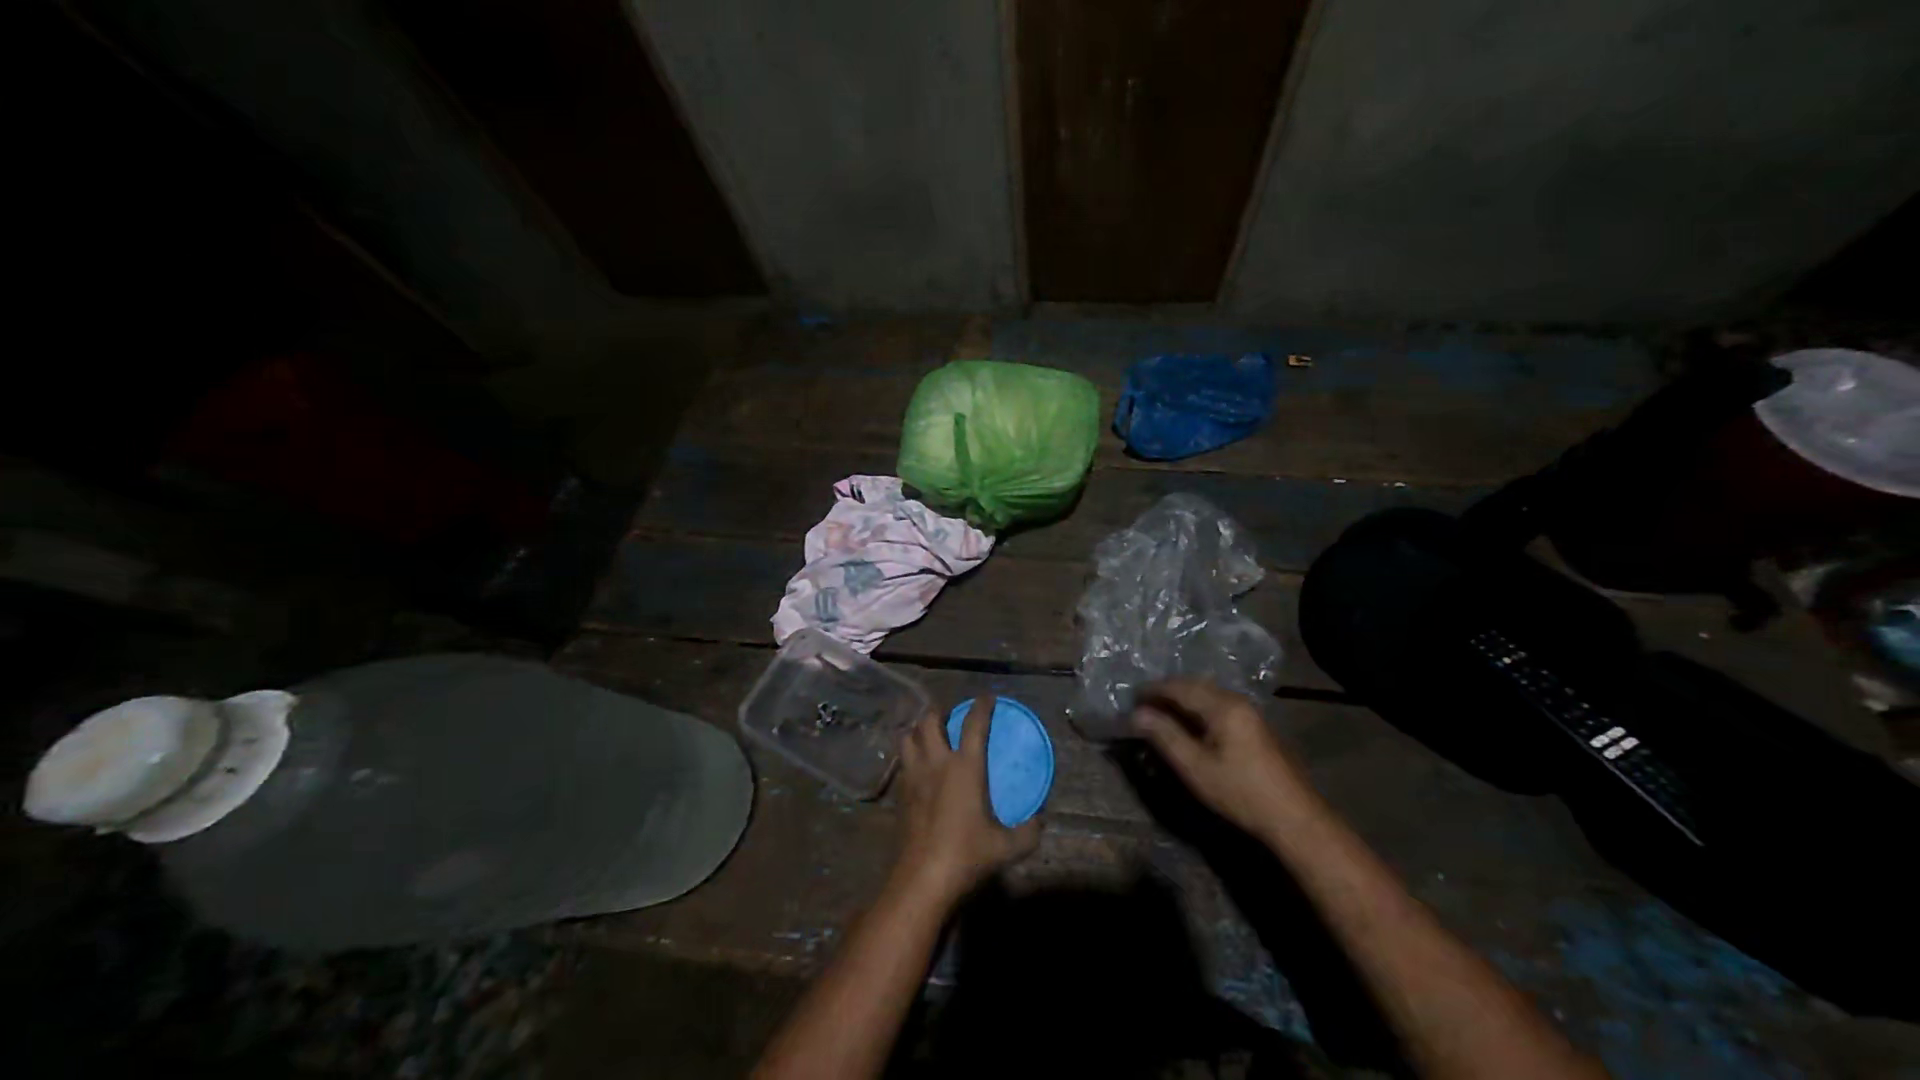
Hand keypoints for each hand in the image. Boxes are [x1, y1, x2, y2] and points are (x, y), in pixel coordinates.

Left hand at [892, 695, 1040, 903]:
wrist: (923, 877)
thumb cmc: (967, 855)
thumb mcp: (1008, 847)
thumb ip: (1028, 831)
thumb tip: (1041, 821)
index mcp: (965, 766)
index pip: (974, 724)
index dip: (981, 705)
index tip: (987, 697)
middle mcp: (936, 762)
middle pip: (930, 720)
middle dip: (939, 710)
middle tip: (950, 714)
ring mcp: (913, 775)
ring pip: (908, 736)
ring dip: (917, 728)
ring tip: (927, 733)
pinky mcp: (899, 792)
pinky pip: (901, 760)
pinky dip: (908, 753)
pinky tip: (917, 765)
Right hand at [1130, 679, 1320, 837]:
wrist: (1294, 817)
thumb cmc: (1240, 792)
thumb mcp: (1195, 767)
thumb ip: (1165, 736)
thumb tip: (1136, 714)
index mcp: (1223, 706)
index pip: (1180, 687)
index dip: (1153, 690)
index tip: (1130, 697)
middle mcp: (1237, 701)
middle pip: (1195, 685)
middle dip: (1167, 691)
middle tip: (1142, 704)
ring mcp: (1250, 713)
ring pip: (1208, 695)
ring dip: (1183, 699)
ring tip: (1160, 713)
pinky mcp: (1255, 726)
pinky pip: (1218, 705)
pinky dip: (1197, 708)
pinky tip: (1189, 724)